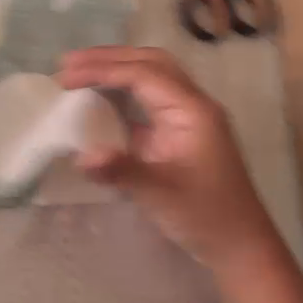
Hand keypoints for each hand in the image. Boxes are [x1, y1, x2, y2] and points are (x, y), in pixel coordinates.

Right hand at [58, 46, 277, 268]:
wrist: (237, 243)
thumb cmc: (206, 215)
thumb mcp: (161, 194)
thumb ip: (122, 171)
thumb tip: (81, 156)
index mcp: (192, 111)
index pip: (143, 75)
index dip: (102, 70)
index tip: (64, 77)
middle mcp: (191, 107)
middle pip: (150, 64)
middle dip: (108, 59)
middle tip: (66, 64)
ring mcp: (185, 121)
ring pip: (150, 80)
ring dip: (115, 73)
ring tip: (76, 75)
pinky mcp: (176, 138)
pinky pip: (146, 105)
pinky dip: (119, 97)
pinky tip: (95, 105)